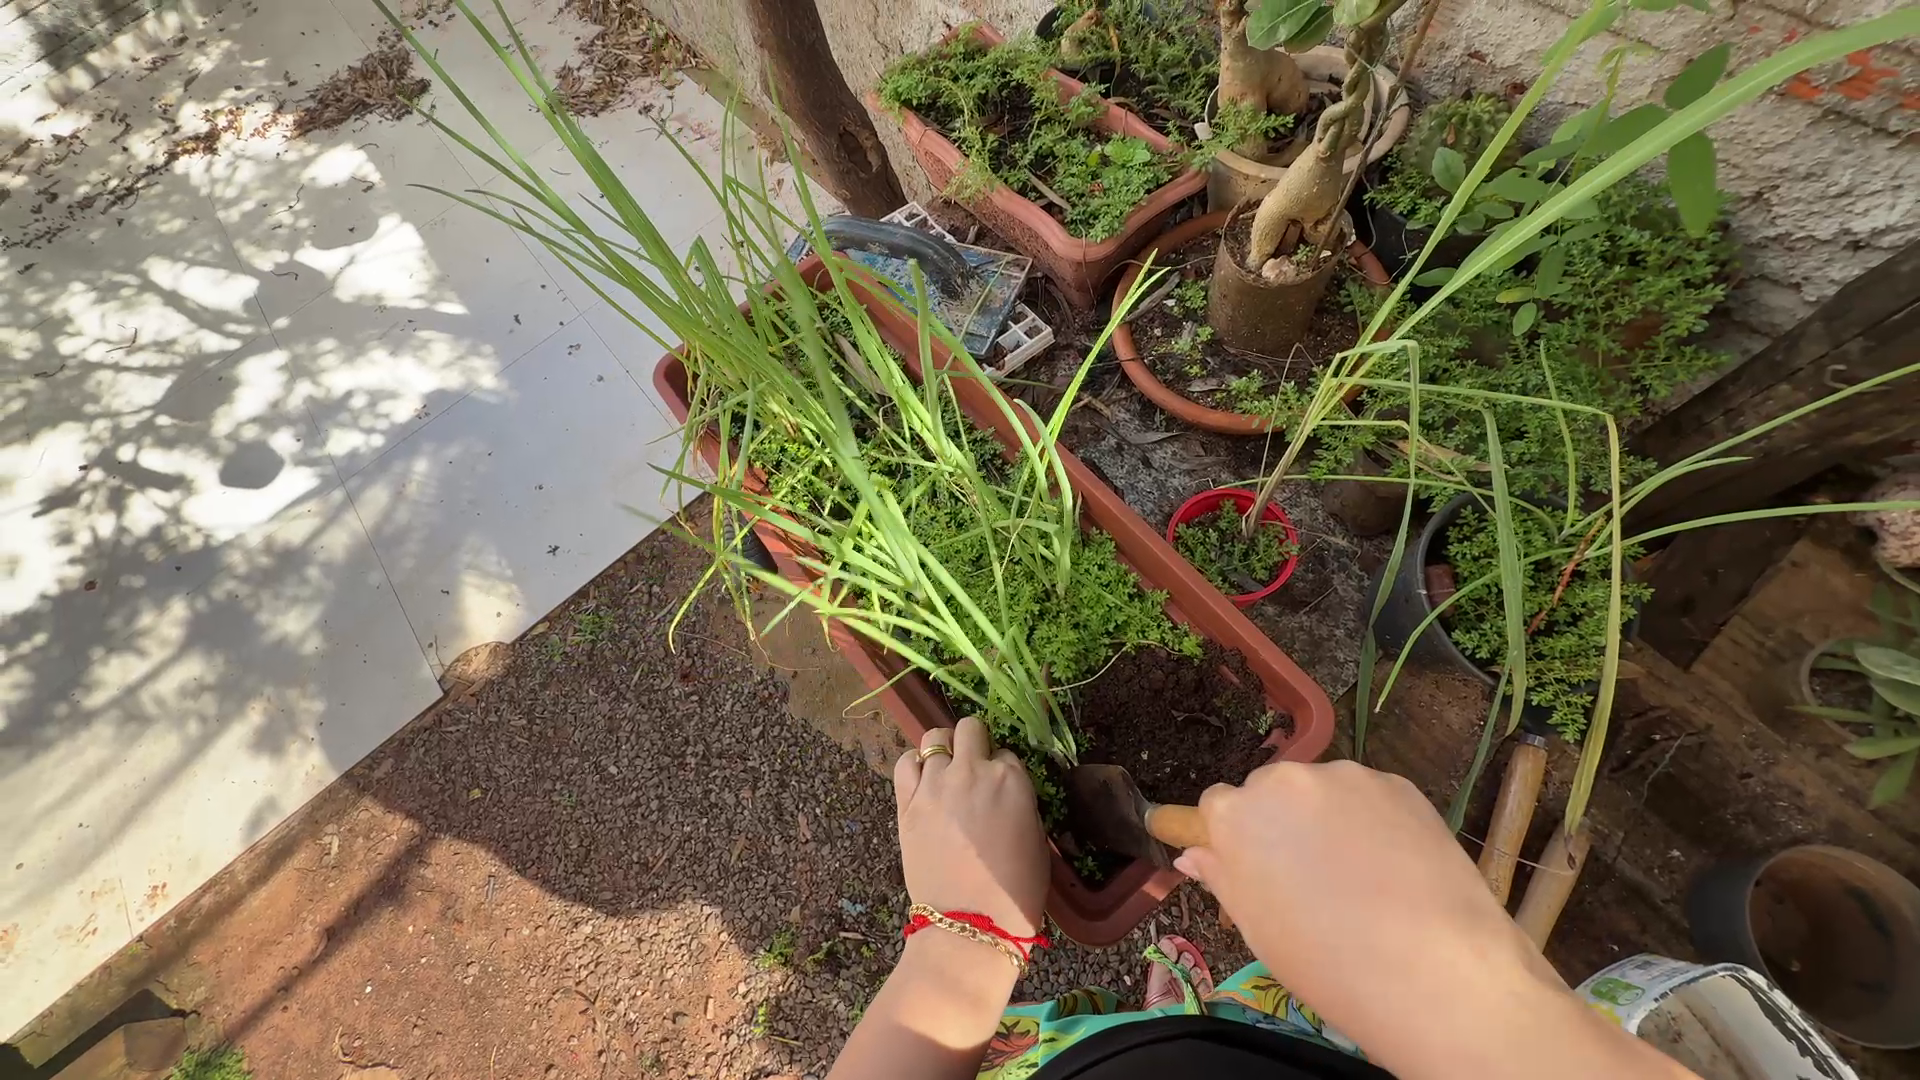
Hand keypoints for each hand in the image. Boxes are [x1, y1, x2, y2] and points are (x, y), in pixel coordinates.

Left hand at [892, 717, 1048, 937]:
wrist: (972, 924)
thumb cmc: (1016, 890)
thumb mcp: (1035, 837)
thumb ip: (1019, 801)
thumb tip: (1005, 792)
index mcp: (1010, 779)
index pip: (1005, 753)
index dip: (1002, 769)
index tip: (998, 788)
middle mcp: (972, 771)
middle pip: (970, 729)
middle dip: (974, 743)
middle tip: (973, 767)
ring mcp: (936, 784)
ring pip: (934, 737)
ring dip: (943, 750)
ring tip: (945, 771)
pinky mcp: (907, 802)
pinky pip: (905, 762)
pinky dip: (914, 764)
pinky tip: (922, 780)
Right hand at [1175, 760, 1590, 1079]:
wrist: (1438, 977)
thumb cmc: (1326, 962)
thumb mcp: (1257, 928)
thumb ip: (1220, 878)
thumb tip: (1192, 855)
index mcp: (1235, 813)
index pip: (1217, 805)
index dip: (1235, 838)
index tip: (1257, 868)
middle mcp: (1282, 780)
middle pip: (1269, 791)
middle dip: (1281, 821)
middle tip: (1310, 876)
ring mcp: (1343, 777)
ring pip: (1322, 790)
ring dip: (1328, 817)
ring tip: (1362, 875)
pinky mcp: (1397, 783)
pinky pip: (1370, 796)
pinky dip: (1375, 821)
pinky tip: (1396, 868)